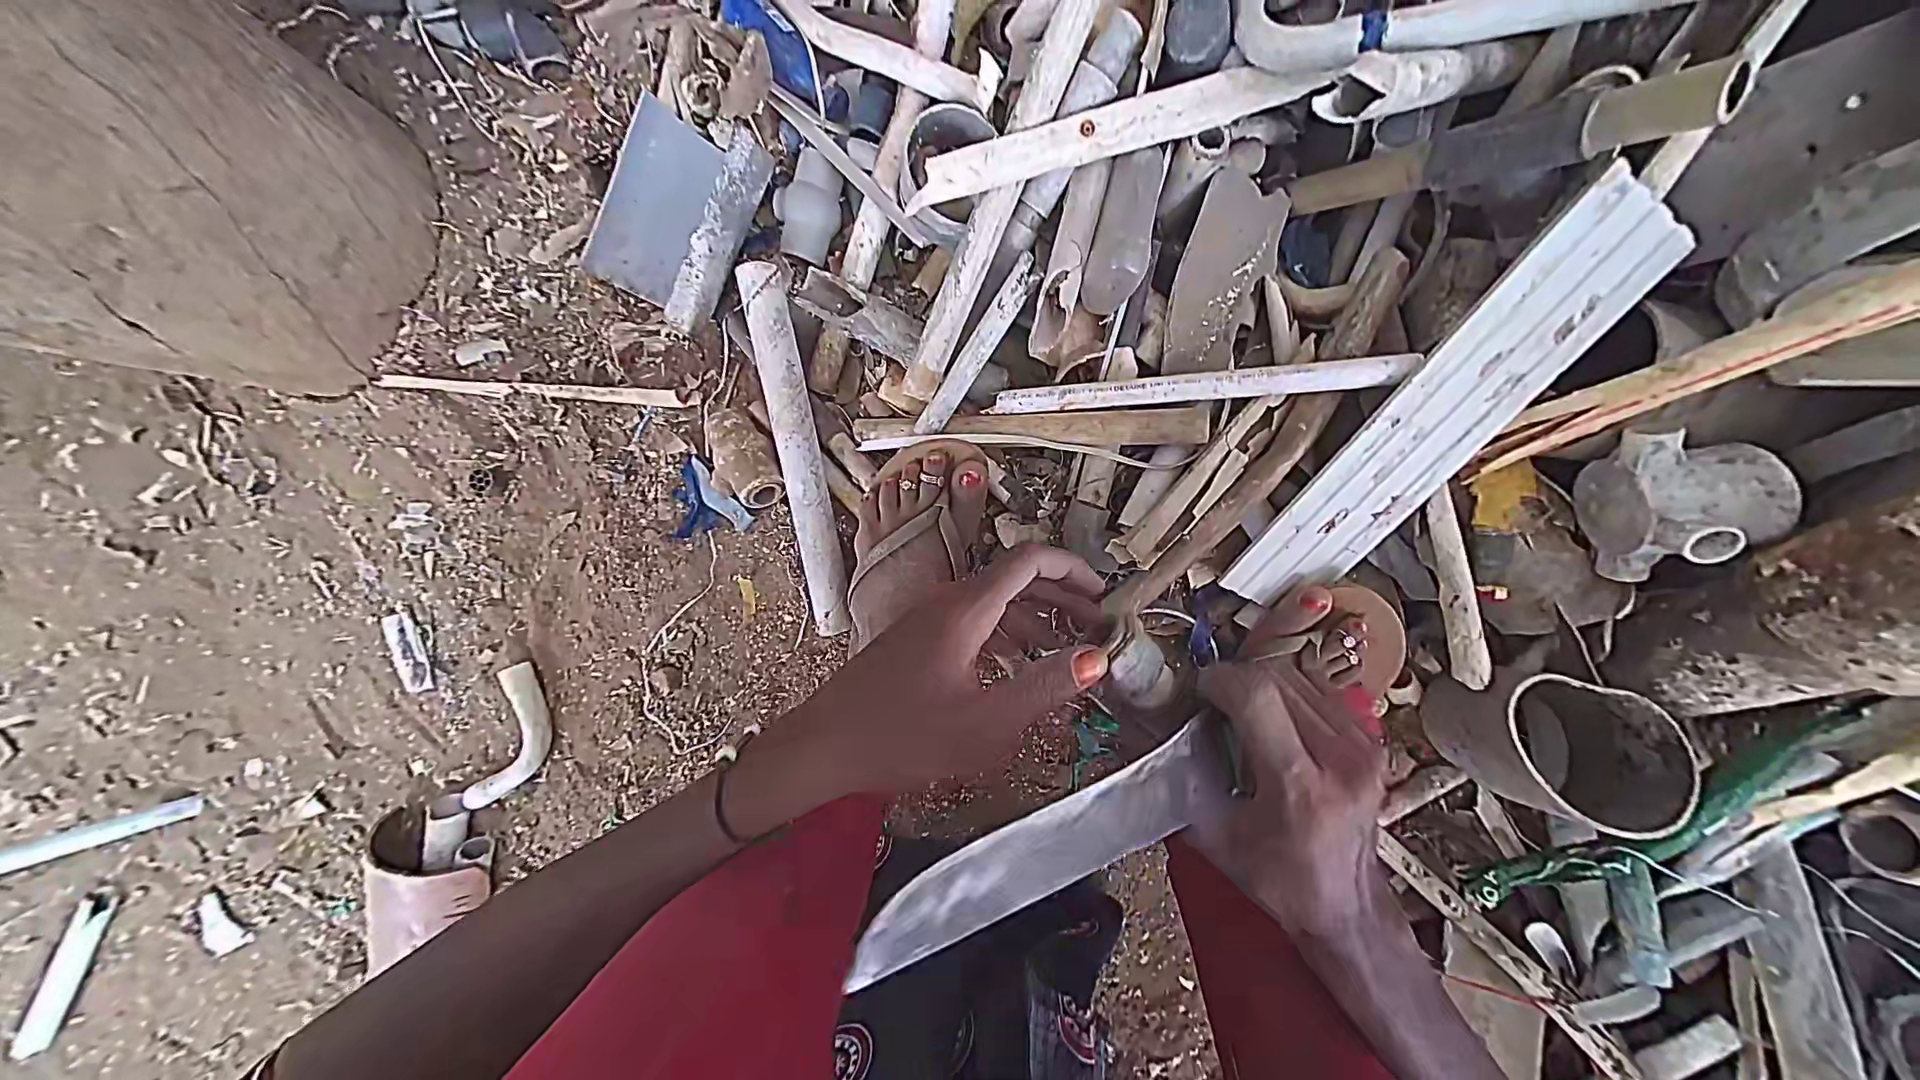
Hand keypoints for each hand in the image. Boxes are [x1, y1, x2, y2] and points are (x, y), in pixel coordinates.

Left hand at [789, 545, 1111, 795]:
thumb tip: (1095, 658)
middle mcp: (948, 601)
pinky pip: (974, 623)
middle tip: (1096, 625)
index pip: (1031, 559)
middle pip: (1016, 578)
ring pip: (995, 602)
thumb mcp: (986, 721)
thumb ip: (1044, 686)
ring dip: (1035, 619)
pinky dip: (1006, 635)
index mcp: (966, 608)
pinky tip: (1019, 666)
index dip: (1074, 569)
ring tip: (1067, 648)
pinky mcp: (919, 638)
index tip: (1103, 595)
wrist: (826, 744)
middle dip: (1061, 596)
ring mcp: (929, 618)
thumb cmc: (902, 736)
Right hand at [1184, 629, 1387, 939]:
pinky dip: (1288, 689)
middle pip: (1277, 678)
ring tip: (1241, 703)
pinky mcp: (1371, 742)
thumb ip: (1188, 784)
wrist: (1349, 907)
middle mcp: (1339, 758)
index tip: (1200, 688)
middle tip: (1214, 695)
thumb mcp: (1217, 839)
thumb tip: (1165, 734)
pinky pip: (1320, 689)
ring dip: (1261, 680)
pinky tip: (1272, 711)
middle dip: (1236, 677)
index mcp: (1298, 785)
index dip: (1221, 680)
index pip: (1258, 696)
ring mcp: (1363, 747)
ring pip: (1299, 676)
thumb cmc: (1282, 879)